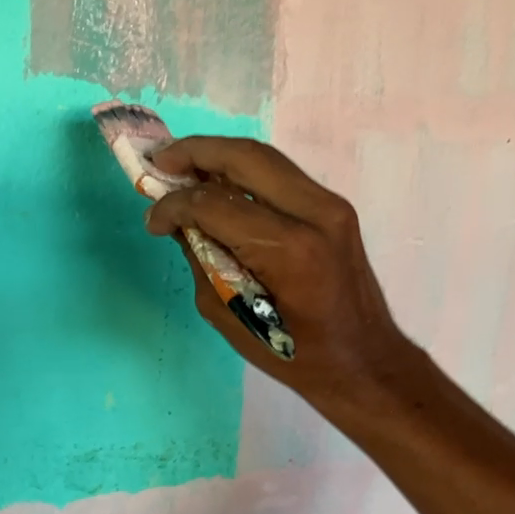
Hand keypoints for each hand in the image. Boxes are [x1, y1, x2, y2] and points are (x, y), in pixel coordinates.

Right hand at [144, 136, 421, 418]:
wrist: (363, 360)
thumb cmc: (292, 353)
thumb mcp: (230, 315)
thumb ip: (202, 260)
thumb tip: (178, 225)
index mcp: (286, 248)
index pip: (214, 205)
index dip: (174, 206)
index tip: (152, 219)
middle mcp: (313, 213)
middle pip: (245, 158)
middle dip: (195, 152)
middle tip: (159, 161)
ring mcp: (330, 206)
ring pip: (265, 158)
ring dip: (219, 155)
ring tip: (182, 164)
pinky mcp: (334, 208)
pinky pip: (280, 176)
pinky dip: (243, 171)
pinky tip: (217, 182)